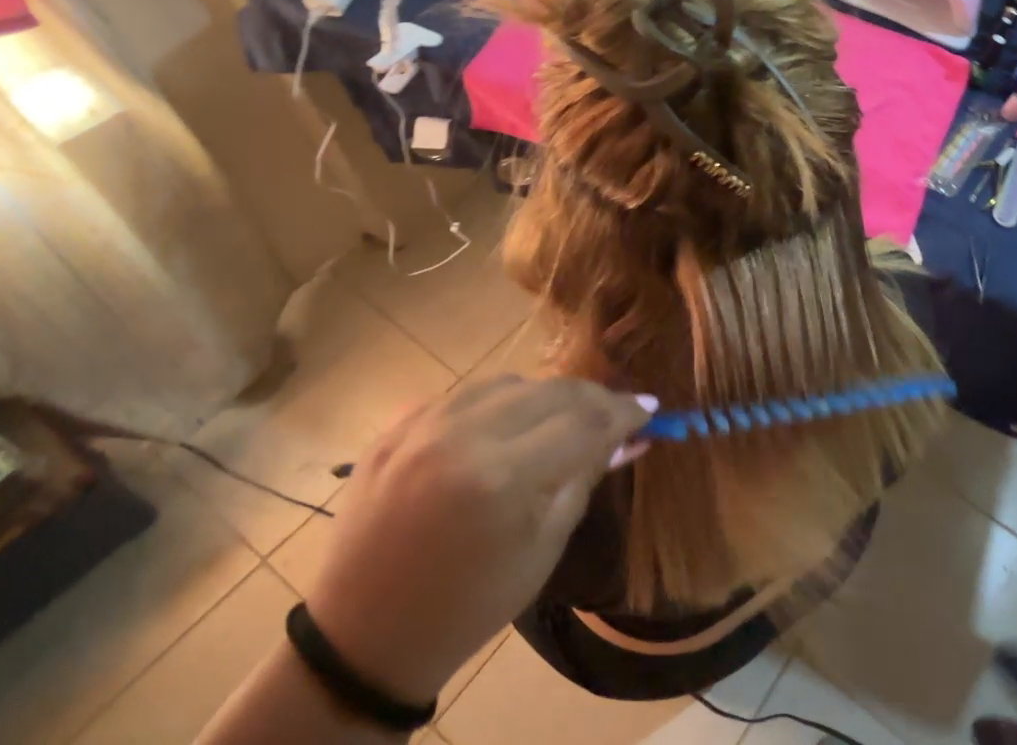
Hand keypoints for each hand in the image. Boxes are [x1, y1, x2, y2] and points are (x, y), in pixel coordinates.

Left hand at [302, 375, 654, 703]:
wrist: (364, 633)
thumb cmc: (470, 604)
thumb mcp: (544, 547)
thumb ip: (586, 477)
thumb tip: (633, 436)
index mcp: (504, 477)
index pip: (587, 421)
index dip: (626, 412)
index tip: (651, 411)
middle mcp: (462, 435)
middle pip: (553, 391)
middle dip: (594, 400)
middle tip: (619, 415)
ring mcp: (422, 426)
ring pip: (509, 383)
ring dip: (547, 397)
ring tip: (563, 422)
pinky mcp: (394, 427)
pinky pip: (464, 395)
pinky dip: (498, 404)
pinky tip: (508, 428)